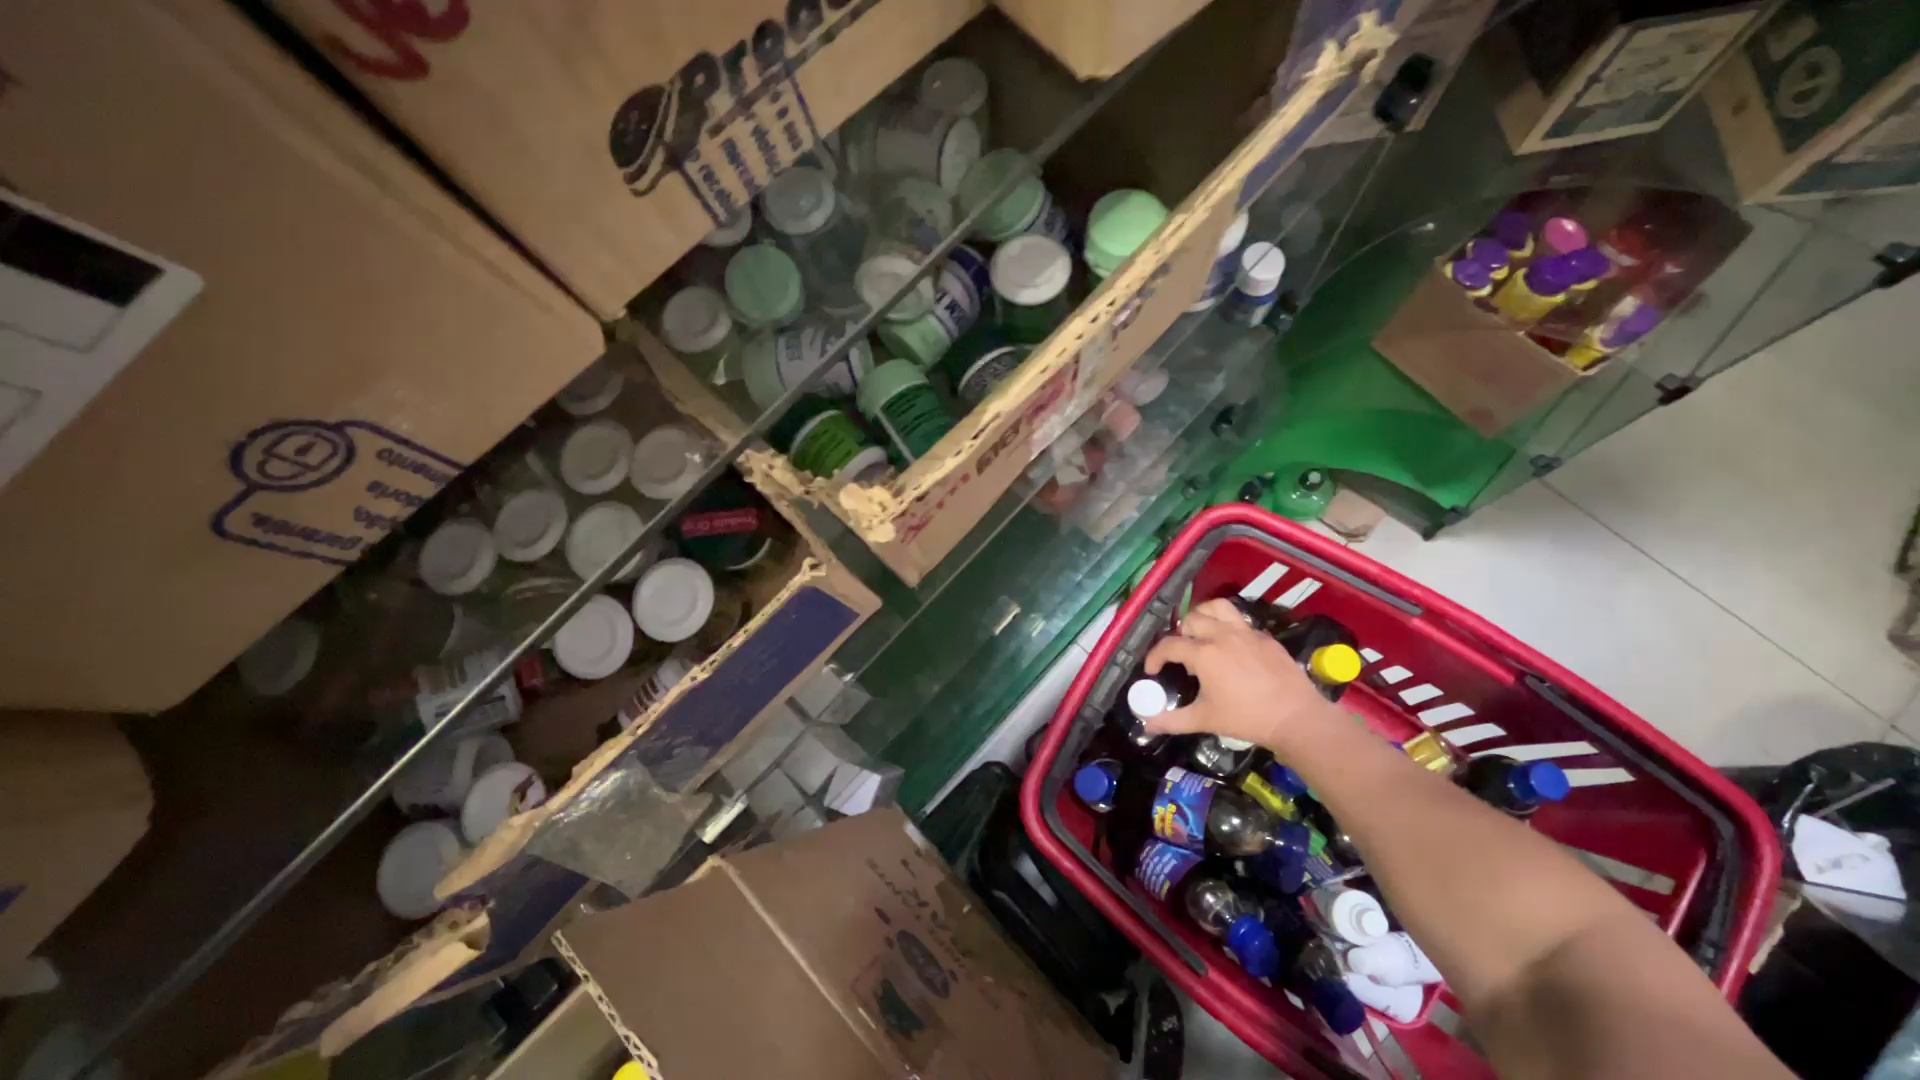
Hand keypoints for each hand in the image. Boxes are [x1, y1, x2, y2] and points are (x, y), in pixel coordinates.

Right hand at [1142, 598, 1335, 749]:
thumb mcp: (1205, 720)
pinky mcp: (1265, 638)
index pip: (1169, 645)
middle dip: (1180, 634)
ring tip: (1203, 634)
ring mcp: (1247, 633)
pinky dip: (1230, 629)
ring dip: (1204, 616)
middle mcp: (1223, 635)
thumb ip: (1172, 721)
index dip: (1154, 656)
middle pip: (1191, 619)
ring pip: (1218, 608)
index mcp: (1204, 654)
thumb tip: (1147, 725)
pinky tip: (1233, 650)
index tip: (1152, 670)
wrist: (1295, 717)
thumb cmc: (1246, 718)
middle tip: (1182, 655)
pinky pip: (1241, 623)